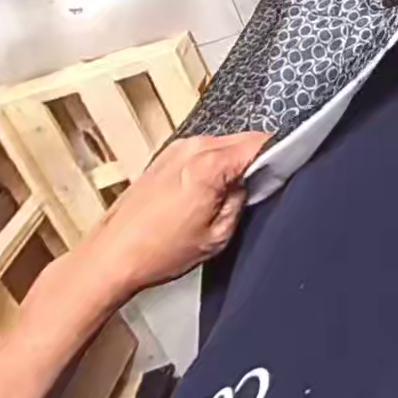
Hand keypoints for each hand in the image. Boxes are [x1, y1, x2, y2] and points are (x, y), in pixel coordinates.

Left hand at [48, 132, 269, 313]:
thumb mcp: (218, 235)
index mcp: (209, 163)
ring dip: (234, 160)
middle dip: (257, 157)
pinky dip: (215, 163)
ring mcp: (177, 148)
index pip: (260, 143)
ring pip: (223, 144)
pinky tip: (210, 190)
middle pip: (242, 139)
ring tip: (232, 192)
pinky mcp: (166, 155)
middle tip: (263, 184)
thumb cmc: (158, 252)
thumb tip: (251, 182)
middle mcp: (194, 147)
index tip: (288, 166)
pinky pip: (204, 150)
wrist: (109, 258)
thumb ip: (242, 199)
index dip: (280, 153)